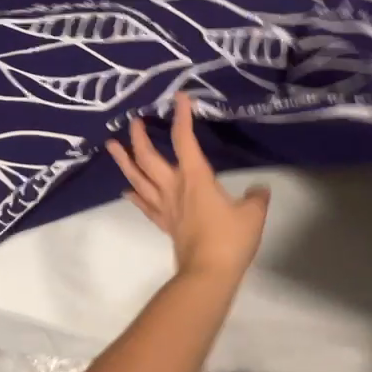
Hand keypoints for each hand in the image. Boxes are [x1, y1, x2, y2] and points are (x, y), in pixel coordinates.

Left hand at [107, 93, 269, 280]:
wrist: (208, 273)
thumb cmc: (230, 239)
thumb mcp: (252, 215)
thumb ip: (255, 198)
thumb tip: (259, 190)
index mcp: (195, 177)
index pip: (185, 139)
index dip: (182, 117)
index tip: (180, 98)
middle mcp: (174, 187)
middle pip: (149, 157)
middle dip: (140, 137)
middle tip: (133, 121)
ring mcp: (165, 206)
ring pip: (138, 178)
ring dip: (124, 161)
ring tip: (112, 145)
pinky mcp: (164, 224)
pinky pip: (144, 205)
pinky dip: (134, 194)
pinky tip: (126, 189)